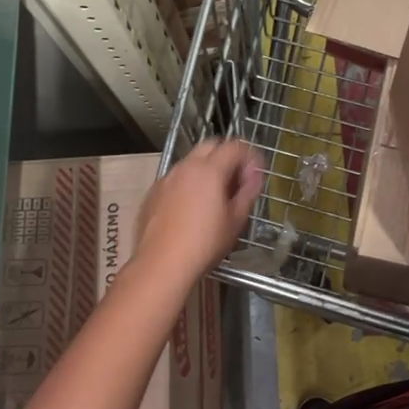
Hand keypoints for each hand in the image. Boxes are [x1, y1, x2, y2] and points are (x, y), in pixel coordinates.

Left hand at [135, 139, 264, 279]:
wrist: (162, 263)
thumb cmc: (205, 243)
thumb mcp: (235, 220)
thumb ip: (248, 192)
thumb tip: (254, 176)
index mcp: (209, 170)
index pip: (235, 147)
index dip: (250, 155)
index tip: (255, 172)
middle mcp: (186, 167)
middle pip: (211, 145)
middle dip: (227, 156)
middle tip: (236, 179)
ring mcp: (166, 178)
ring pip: (191, 161)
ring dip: (207, 168)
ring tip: (215, 194)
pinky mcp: (153, 192)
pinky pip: (176, 178)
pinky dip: (189, 183)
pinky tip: (192, 207)